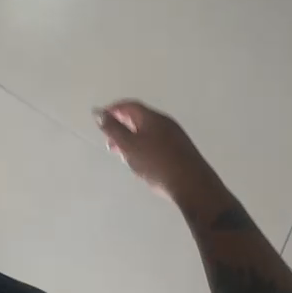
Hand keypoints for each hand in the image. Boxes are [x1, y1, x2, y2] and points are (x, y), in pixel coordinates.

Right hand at [96, 100, 211, 200]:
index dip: (113, 110)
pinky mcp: (182, 152)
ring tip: (124, 157)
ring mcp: (176, 137)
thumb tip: (98, 111)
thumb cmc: (157, 163)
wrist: (194, 187)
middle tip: (110, 143)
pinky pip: (157, 143)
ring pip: (148, 133)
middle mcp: (165, 122)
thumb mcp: (129, 145)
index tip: (101, 122)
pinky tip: (143, 164)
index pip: (129, 105)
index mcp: (152, 117)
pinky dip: (145, 148)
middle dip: (121, 128)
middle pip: (138, 119)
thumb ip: (112, 128)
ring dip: (132, 140)